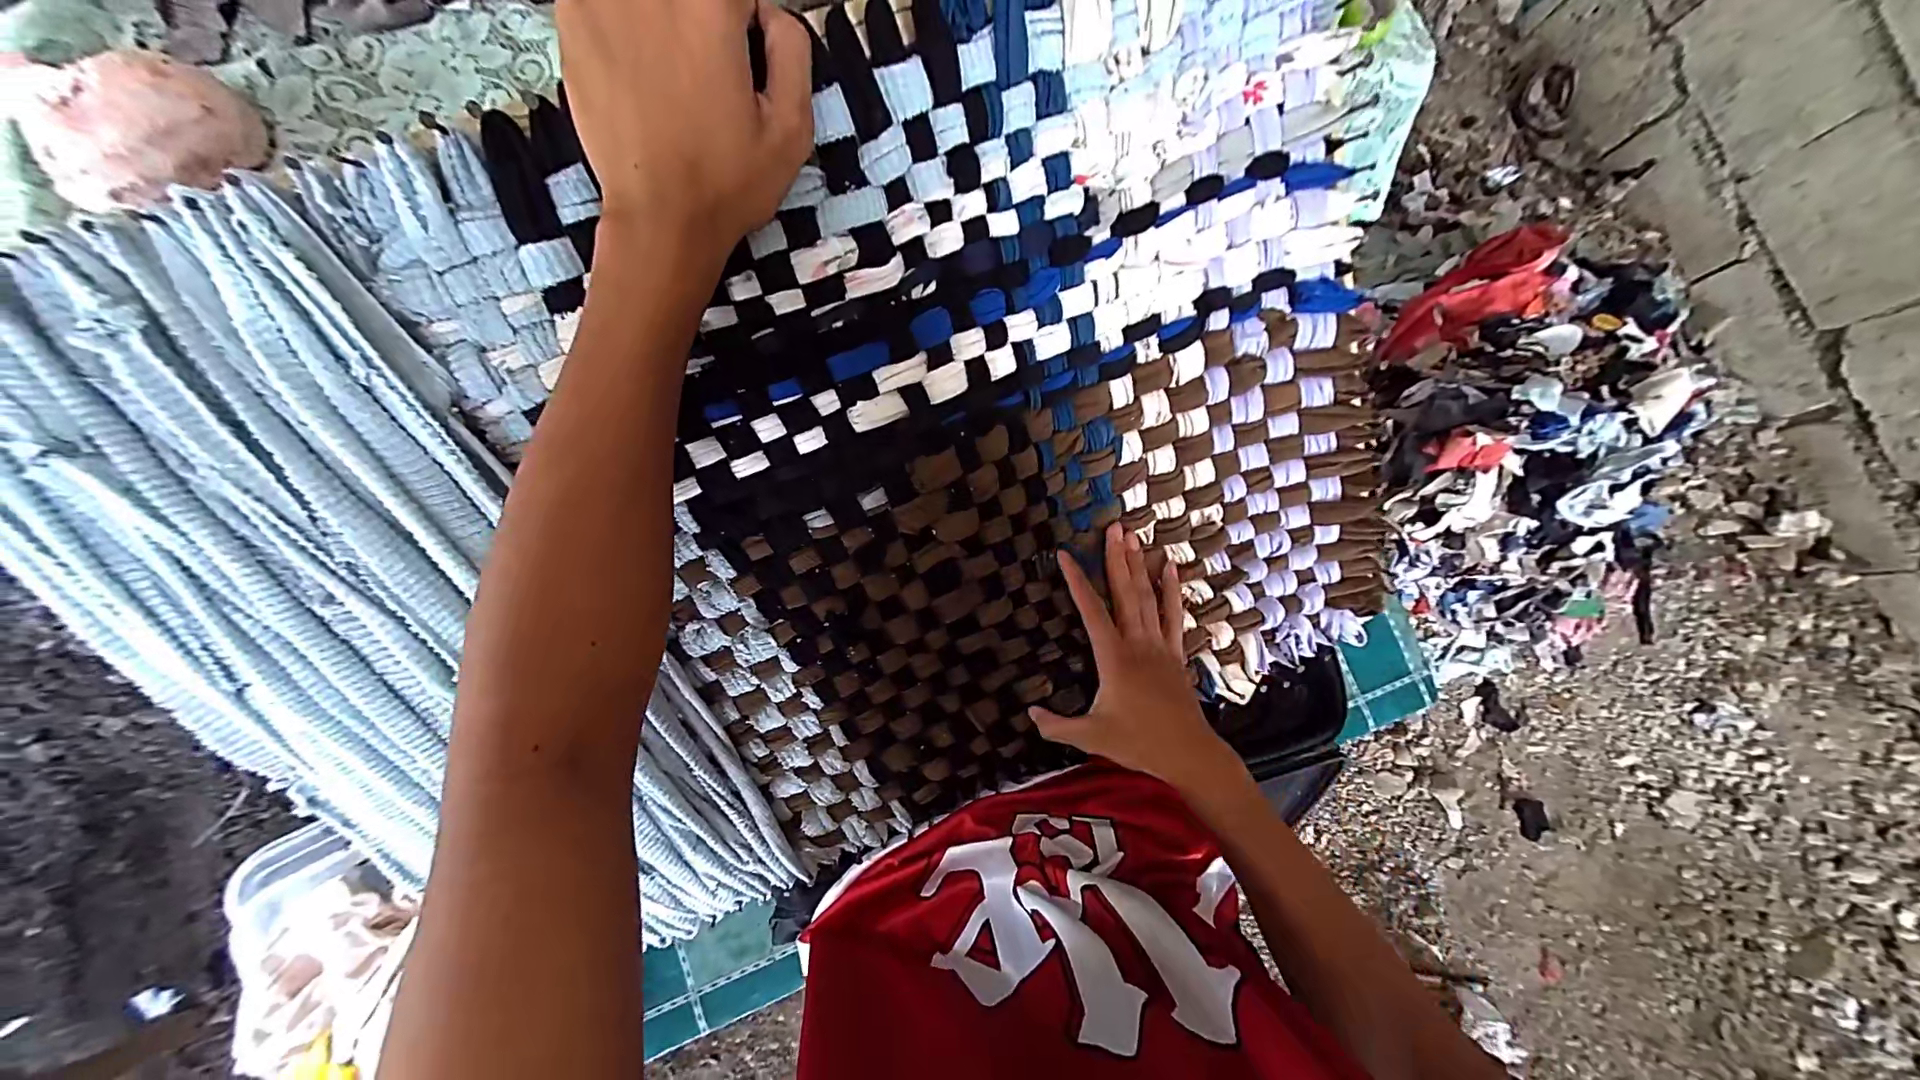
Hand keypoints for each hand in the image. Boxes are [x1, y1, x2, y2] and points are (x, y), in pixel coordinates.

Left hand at [556, 0, 811, 264]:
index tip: (744, 63)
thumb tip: (768, 14)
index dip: (747, 26)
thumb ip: (792, 49)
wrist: (661, 219)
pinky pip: (610, 3)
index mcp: (709, 4)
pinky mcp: (571, 17)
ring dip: (664, 28)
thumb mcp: (793, 129)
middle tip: (707, 76)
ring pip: (652, 4)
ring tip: (672, 77)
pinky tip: (638, 71)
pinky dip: (627, 25)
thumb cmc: (730, 182)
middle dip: (704, 27)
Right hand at [1032, 523, 1245, 793]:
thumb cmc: (1138, 744)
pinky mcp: (1175, 654)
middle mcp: (1137, 643)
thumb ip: (1056, 726)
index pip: (1091, 611)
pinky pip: (1173, 615)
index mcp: (1114, 658)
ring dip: (1139, 565)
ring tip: (1133, 537)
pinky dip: (1172, 590)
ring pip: (1148, 598)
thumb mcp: (1090, 738)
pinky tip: (1170, 567)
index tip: (1065, 555)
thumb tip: (1029, 714)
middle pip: (1125, 593)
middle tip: (1112, 528)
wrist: (1188, 754)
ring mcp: (1160, 646)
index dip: (1076, 581)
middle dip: (1116, 559)